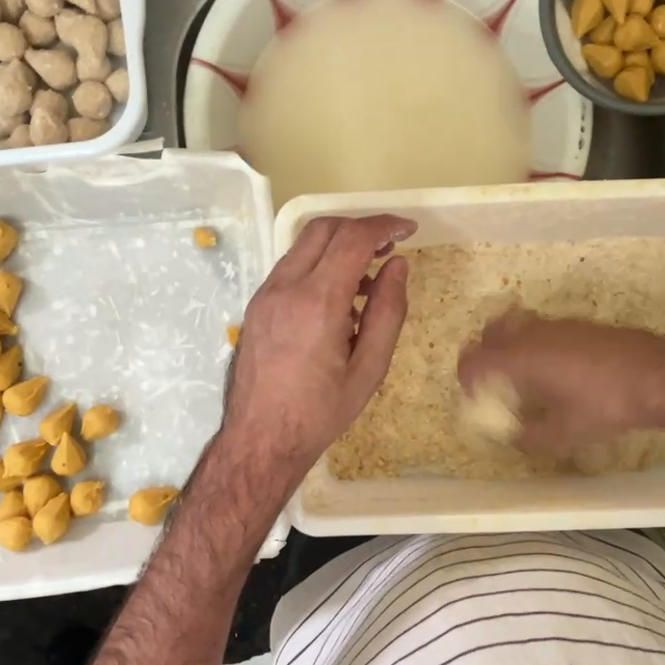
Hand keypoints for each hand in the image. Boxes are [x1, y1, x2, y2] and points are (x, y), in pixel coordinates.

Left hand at [220, 215, 414, 477]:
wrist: (260, 439)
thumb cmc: (320, 413)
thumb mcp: (369, 369)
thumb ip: (388, 312)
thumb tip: (397, 266)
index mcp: (318, 303)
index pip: (353, 239)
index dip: (385, 226)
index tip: (408, 230)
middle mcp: (285, 288)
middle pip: (323, 228)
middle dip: (360, 228)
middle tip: (389, 247)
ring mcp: (265, 294)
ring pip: (303, 245)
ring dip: (338, 246)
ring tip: (367, 280)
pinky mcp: (256, 305)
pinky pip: (290, 267)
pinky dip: (318, 265)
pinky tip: (337, 300)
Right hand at [457, 309, 664, 453]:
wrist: (656, 376)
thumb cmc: (603, 407)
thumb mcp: (561, 435)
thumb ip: (527, 438)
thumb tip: (512, 438)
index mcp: (517, 359)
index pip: (472, 361)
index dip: (466, 380)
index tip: (474, 398)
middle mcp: (530, 334)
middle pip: (489, 333)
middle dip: (485, 356)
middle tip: (495, 383)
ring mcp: (556, 324)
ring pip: (517, 326)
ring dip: (511, 347)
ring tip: (525, 377)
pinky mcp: (579, 324)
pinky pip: (543, 329)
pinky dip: (537, 344)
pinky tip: (559, 371)